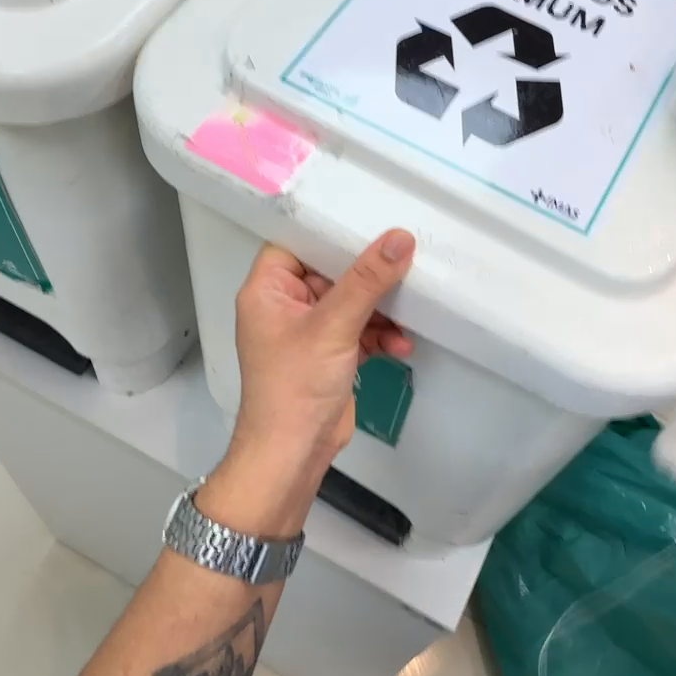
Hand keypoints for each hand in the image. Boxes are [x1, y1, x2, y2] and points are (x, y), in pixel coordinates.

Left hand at [201, 231, 415, 534]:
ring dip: (380, 309)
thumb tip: (399, 238)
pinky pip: (359, 330)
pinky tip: (401, 344)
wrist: (294, 454)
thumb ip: (367, 281)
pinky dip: (380, 335)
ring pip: (350, 302)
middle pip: (331, 272)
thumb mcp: (333, 326)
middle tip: (403, 260)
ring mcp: (308, 332)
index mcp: (268, 291)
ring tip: (407, 314)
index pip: (296, 243)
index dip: (329, 233)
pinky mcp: (329, 354)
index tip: (369, 221)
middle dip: (368, 274)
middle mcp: (285, 306)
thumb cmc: (295, 387)